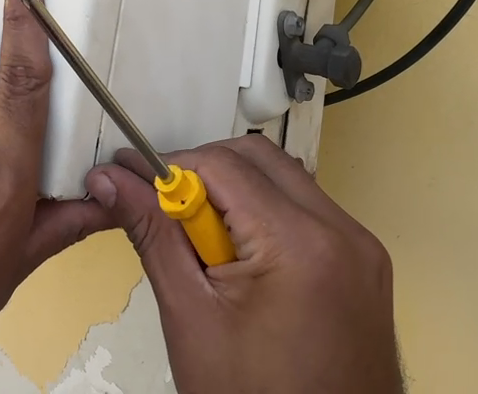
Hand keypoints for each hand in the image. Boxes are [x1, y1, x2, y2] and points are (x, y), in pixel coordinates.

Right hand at [88, 136, 402, 393]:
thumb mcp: (191, 317)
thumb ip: (152, 234)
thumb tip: (111, 181)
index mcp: (301, 245)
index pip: (222, 164)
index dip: (169, 165)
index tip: (130, 174)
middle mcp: (344, 233)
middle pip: (258, 158)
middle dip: (203, 171)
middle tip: (164, 208)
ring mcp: (362, 249)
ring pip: (284, 178)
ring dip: (236, 192)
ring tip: (202, 242)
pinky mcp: (366, 266)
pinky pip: (308, 211)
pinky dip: (267, 216)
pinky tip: (240, 260)